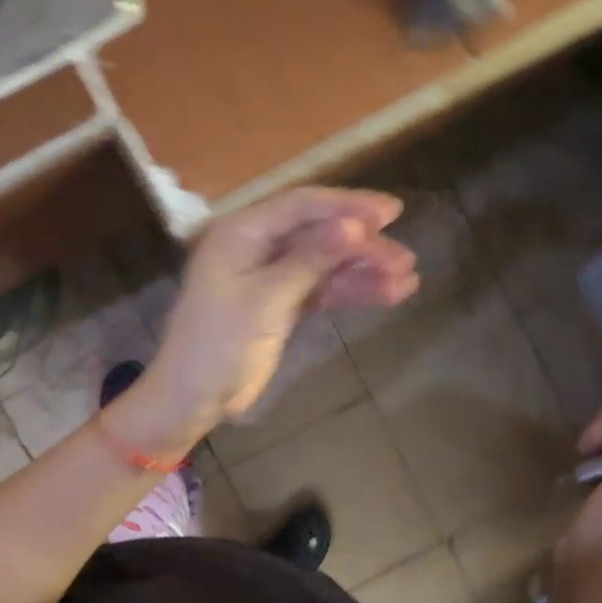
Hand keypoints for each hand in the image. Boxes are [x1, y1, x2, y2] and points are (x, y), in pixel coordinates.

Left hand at [127, 187, 418, 447]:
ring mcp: (268, 277)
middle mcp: (256, 247)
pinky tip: (387, 294)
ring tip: (407, 279)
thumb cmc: (220, 341)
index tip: (392, 212)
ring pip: (324, 264)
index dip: (348, 207)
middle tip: (406, 258)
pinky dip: (350, 292)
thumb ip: (310, 260)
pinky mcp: (279, 307)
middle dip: (363, 246)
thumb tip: (355, 226)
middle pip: (318, 235)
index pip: (302, 206)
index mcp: (242, 233)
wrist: (194, 396)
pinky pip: (320, 290)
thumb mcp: (266, 298)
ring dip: (364, 271)